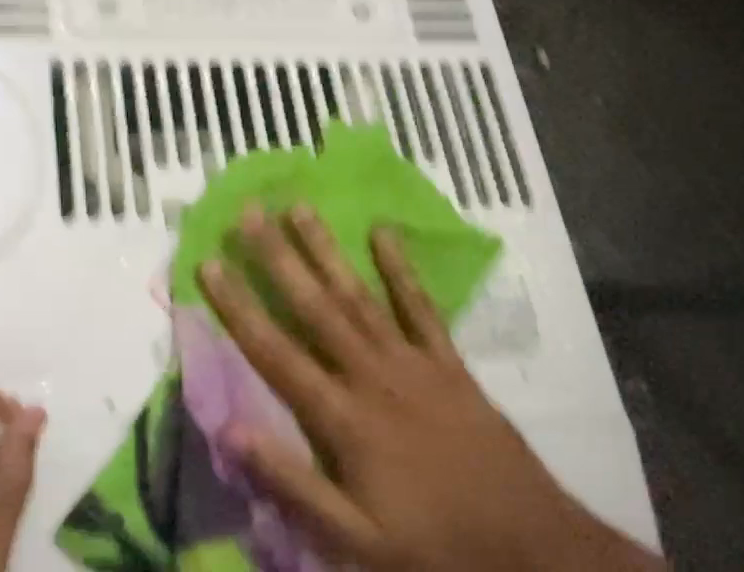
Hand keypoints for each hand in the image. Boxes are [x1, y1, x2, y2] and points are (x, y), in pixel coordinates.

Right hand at [199, 207, 661, 571]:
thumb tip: (228, 429)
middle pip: (314, 307)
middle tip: (248, 212)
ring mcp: (415, 365)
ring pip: (359, 296)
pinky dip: (401, 270)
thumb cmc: (435, 547)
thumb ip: (292, 484)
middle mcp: (373, 377)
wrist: (535, 552)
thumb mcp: (356, 540)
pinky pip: (422, 309)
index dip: (237, 306)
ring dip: (326, 250)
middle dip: (276, 258)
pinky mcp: (451, 366)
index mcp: (343, 418)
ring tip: (298, 206)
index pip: (274, 351)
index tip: (207, 263)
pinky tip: (382, 233)